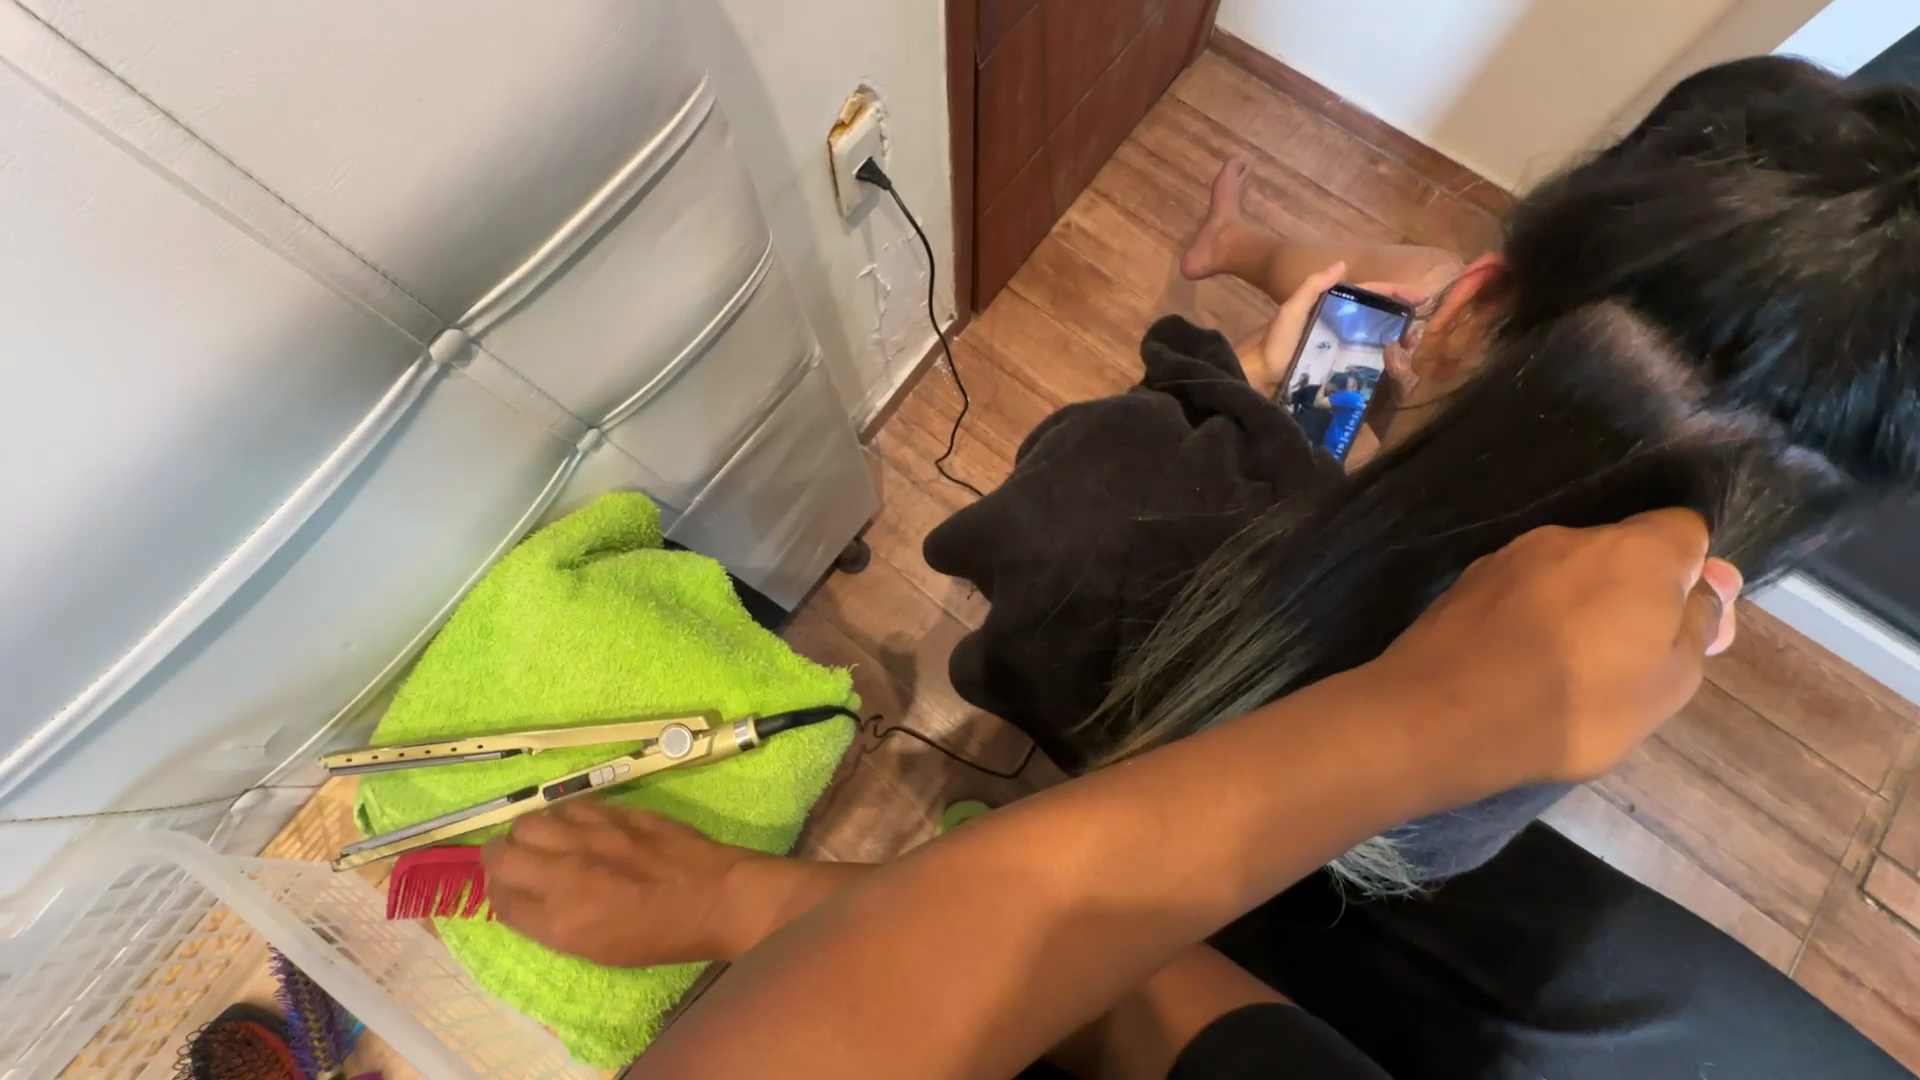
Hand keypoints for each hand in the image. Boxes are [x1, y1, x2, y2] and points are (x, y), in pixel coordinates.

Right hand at [482, 801, 771, 966]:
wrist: (715, 896)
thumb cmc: (658, 935)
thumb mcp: (594, 947)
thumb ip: (550, 920)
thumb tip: (523, 895)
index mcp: (559, 918)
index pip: (498, 896)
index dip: (498, 891)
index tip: (508, 888)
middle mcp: (567, 870)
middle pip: (504, 850)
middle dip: (503, 855)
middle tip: (518, 860)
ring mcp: (594, 835)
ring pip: (534, 819)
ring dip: (533, 831)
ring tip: (549, 840)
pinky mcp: (619, 811)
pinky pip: (574, 805)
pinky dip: (566, 815)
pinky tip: (579, 824)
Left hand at [1255, 264, 1426, 396]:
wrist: (1257, 376)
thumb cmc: (1273, 342)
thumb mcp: (1291, 311)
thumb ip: (1312, 287)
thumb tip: (1342, 263)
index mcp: (1329, 306)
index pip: (1369, 293)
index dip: (1395, 292)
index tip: (1421, 297)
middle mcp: (1336, 324)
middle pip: (1374, 315)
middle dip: (1399, 316)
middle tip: (1421, 327)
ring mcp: (1335, 347)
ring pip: (1371, 338)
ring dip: (1392, 339)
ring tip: (1412, 346)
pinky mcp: (1333, 368)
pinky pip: (1360, 361)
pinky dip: (1377, 361)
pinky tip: (1391, 366)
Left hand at [1370, 509, 1741, 787]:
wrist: (1441, 713)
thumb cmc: (1574, 703)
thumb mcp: (1670, 678)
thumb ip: (1695, 622)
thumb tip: (1705, 583)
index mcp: (1629, 549)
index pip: (1682, 532)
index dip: (1691, 574)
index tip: (1682, 623)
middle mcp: (1561, 537)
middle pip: (1618, 552)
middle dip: (1631, 592)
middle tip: (1627, 658)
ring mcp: (1502, 559)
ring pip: (1562, 572)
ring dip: (1577, 605)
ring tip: (1568, 667)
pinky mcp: (1460, 584)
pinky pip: (1516, 591)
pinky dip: (1528, 615)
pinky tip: (1520, 659)